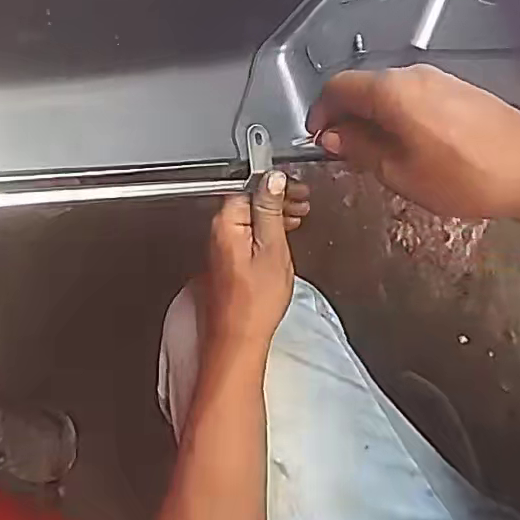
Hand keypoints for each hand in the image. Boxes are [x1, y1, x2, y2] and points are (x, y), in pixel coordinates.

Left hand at [198, 171, 301, 362]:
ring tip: (297, 216)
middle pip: (248, 198)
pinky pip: (248, 232)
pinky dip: (267, 229)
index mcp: (226, 223)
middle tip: (300, 200)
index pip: (250, 186)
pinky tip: (281, 235)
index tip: (295, 188)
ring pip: (249, 216)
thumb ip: (271, 210)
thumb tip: (272, 180)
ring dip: (274, 212)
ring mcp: (221, 246)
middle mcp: (218, 232)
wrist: (239, 339)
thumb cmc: (254, 303)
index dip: (275, 184)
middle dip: (277, 196)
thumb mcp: (272, 248)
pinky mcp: (227, 260)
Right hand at [306, 65, 519, 218]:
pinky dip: (396, 117)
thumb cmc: (469, 175)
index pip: (337, 87)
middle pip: (361, 86)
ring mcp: (438, 79)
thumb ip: (360, 149)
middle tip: (345, 154)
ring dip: (371, 119)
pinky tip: (408, 148)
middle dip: (345, 118)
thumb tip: (335, 136)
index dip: (320, 113)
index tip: (319, 139)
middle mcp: (413, 75)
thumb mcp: (400, 172)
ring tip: (377, 157)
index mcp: (392, 90)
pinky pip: (411, 97)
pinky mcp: (456, 90)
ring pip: (386, 92)